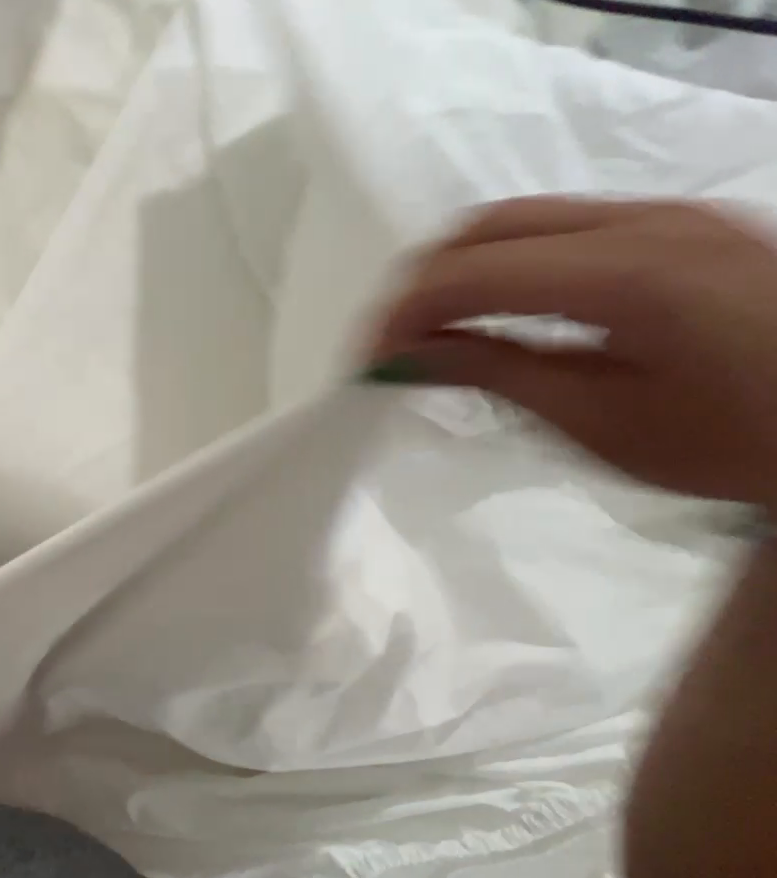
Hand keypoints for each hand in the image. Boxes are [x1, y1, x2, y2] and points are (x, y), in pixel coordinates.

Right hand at [368, 197, 776, 510]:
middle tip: (392, 344)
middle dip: (419, 284)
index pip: (469, 271)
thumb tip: (408, 352)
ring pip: (519, 219)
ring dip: (458, 270)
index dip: (400, 314)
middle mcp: (647, 223)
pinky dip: (504, 263)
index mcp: (628, 275)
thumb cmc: (732, 440)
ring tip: (434, 329)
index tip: (366, 363)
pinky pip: (560, 226)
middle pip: (486, 227)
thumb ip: (495, 371)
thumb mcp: (598, 420)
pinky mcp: (680, 225)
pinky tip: (495, 310)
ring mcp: (669, 215)